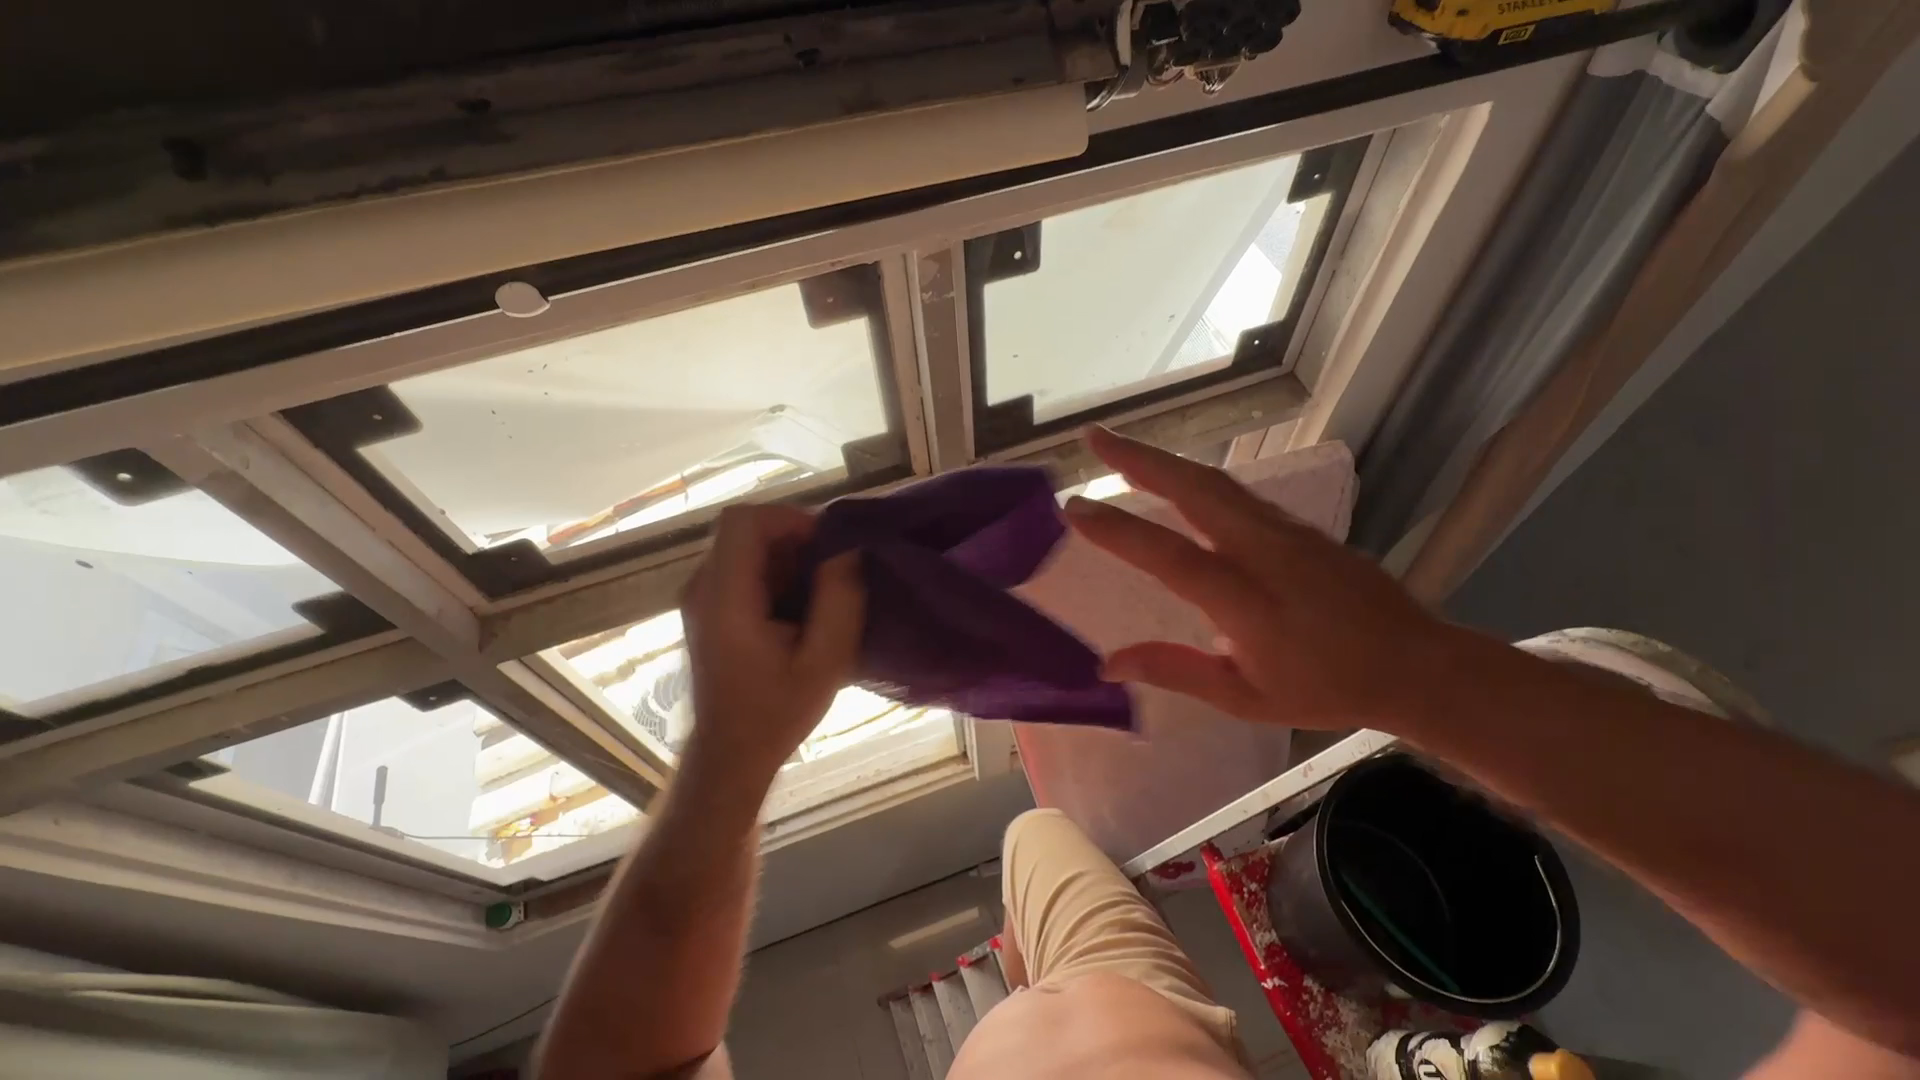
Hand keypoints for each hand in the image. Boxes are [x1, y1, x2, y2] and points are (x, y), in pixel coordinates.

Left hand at [678, 505, 864, 780]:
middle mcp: (702, 588)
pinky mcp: (706, 609)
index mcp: (725, 597)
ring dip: (784, 558)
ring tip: (816, 594)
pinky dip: (772, 574)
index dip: (788, 519)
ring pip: (742, 546)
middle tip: (828, 572)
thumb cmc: (776, 713)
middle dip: (792, 539)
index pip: (744, 520)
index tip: (824, 546)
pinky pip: (739, 568)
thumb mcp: (825, 662)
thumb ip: (839, 602)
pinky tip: (795, 610)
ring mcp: (699, 598)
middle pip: (743, 529)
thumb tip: (847, 552)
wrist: (730, 754)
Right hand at [1062, 426, 1459, 732]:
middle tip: (1094, 436)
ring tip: (1123, 450)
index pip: (1168, 555)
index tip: (1074, 506)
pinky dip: (1199, 477)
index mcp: (1246, 600)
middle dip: (1139, 458)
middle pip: (1194, 489)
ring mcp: (1287, 531)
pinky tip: (1180, 478)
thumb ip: (1176, 670)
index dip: (1118, 530)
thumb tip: (1108, 662)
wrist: (1416, 664)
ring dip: (1166, 460)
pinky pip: (1239, 492)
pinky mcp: (1302, 526)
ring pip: (1216, 482)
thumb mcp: (1245, 697)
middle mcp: (1264, 551)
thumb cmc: (1326, 688)